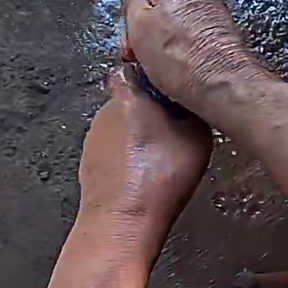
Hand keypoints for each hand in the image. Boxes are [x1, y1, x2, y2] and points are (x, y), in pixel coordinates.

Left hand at [78, 66, 211, 236]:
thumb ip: (193, 109)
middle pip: (132, 98)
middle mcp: (106, 110)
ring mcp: (94, 136)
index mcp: (129, 93)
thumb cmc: (158, 178)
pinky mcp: (89, 159)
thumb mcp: (198, 137)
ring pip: (122, 124)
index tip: (174, 91)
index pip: (140, 67)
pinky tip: (143, 172)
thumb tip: (191, 102)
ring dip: (139, 134)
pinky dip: (127, 155)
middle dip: (151, 109)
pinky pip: (113, 148)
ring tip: (160, 157)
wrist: (123, 220)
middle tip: (174, 130)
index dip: (158, 76)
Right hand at [98, 0, 269, 114]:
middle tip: (127, 44)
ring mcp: (206, 7)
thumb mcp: (138, 26)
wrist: (221, 85)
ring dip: (147, 34)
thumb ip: (130, 5)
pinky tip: (160, 62)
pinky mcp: (212, 29)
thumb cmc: (179, 56)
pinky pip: (178, 28)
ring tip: (142, 60)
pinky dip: (164, 41)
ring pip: (163, 14)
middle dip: (133, 17)